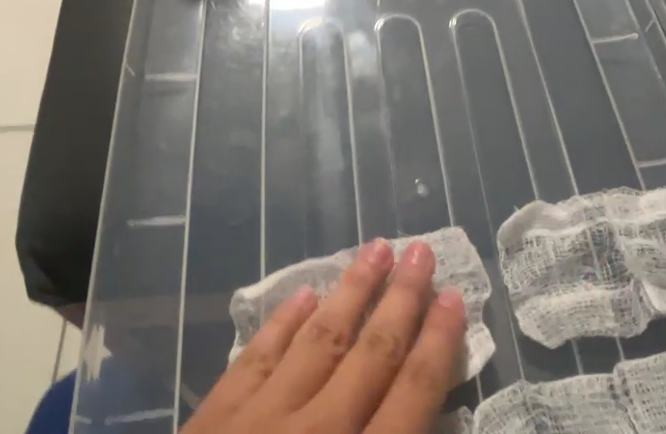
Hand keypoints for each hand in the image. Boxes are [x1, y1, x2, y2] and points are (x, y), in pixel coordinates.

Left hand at [184, 238, 467, 433]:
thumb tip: (421, 423)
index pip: (411, 393)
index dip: (437, 344)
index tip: (454, 298)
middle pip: (371, 354)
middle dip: (402, 300)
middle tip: (422, 250)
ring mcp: (258, 424)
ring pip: (318, 341)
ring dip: (350, 292)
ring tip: (375, 249)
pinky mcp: (211, 423)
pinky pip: (256, 359)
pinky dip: (282, 324)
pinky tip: (303, 296)